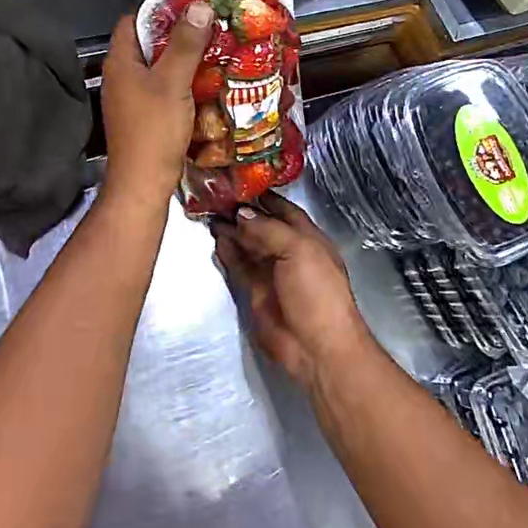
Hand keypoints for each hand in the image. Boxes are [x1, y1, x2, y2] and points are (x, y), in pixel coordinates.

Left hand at [100, 2, 213, 204]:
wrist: (143, 184)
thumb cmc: (153, 133)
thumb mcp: (172, 83)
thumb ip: (185, 45)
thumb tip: (199, 8)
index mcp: (121, 63)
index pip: (134, 20)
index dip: (161, 10)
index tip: (191, 6)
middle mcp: (122, 78)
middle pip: (150, 45)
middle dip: (180, 36)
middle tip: (211, 29)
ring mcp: (133, 100)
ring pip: (161, 70)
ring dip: (186, 62)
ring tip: (215, 54)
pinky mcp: (146, 118)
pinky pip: (167, 92)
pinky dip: (186, 86)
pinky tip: (208, 88)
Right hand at [212, 192, 371, 388]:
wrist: (316, 346)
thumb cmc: (317, 293)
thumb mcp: (299, 251)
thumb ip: (269, 230)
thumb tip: (243, 214)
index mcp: (308, 239)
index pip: (285, 210)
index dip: (265, 197)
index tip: (240, 182)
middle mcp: (290, 253)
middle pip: (263, 227)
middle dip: (243, 213)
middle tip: (217, 197)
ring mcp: (272, 273)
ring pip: (248, 246)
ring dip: (232, 231)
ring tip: (211, 213)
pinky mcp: (256, 292)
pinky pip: (239, 266)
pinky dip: (228, 253)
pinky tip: (217, 239)